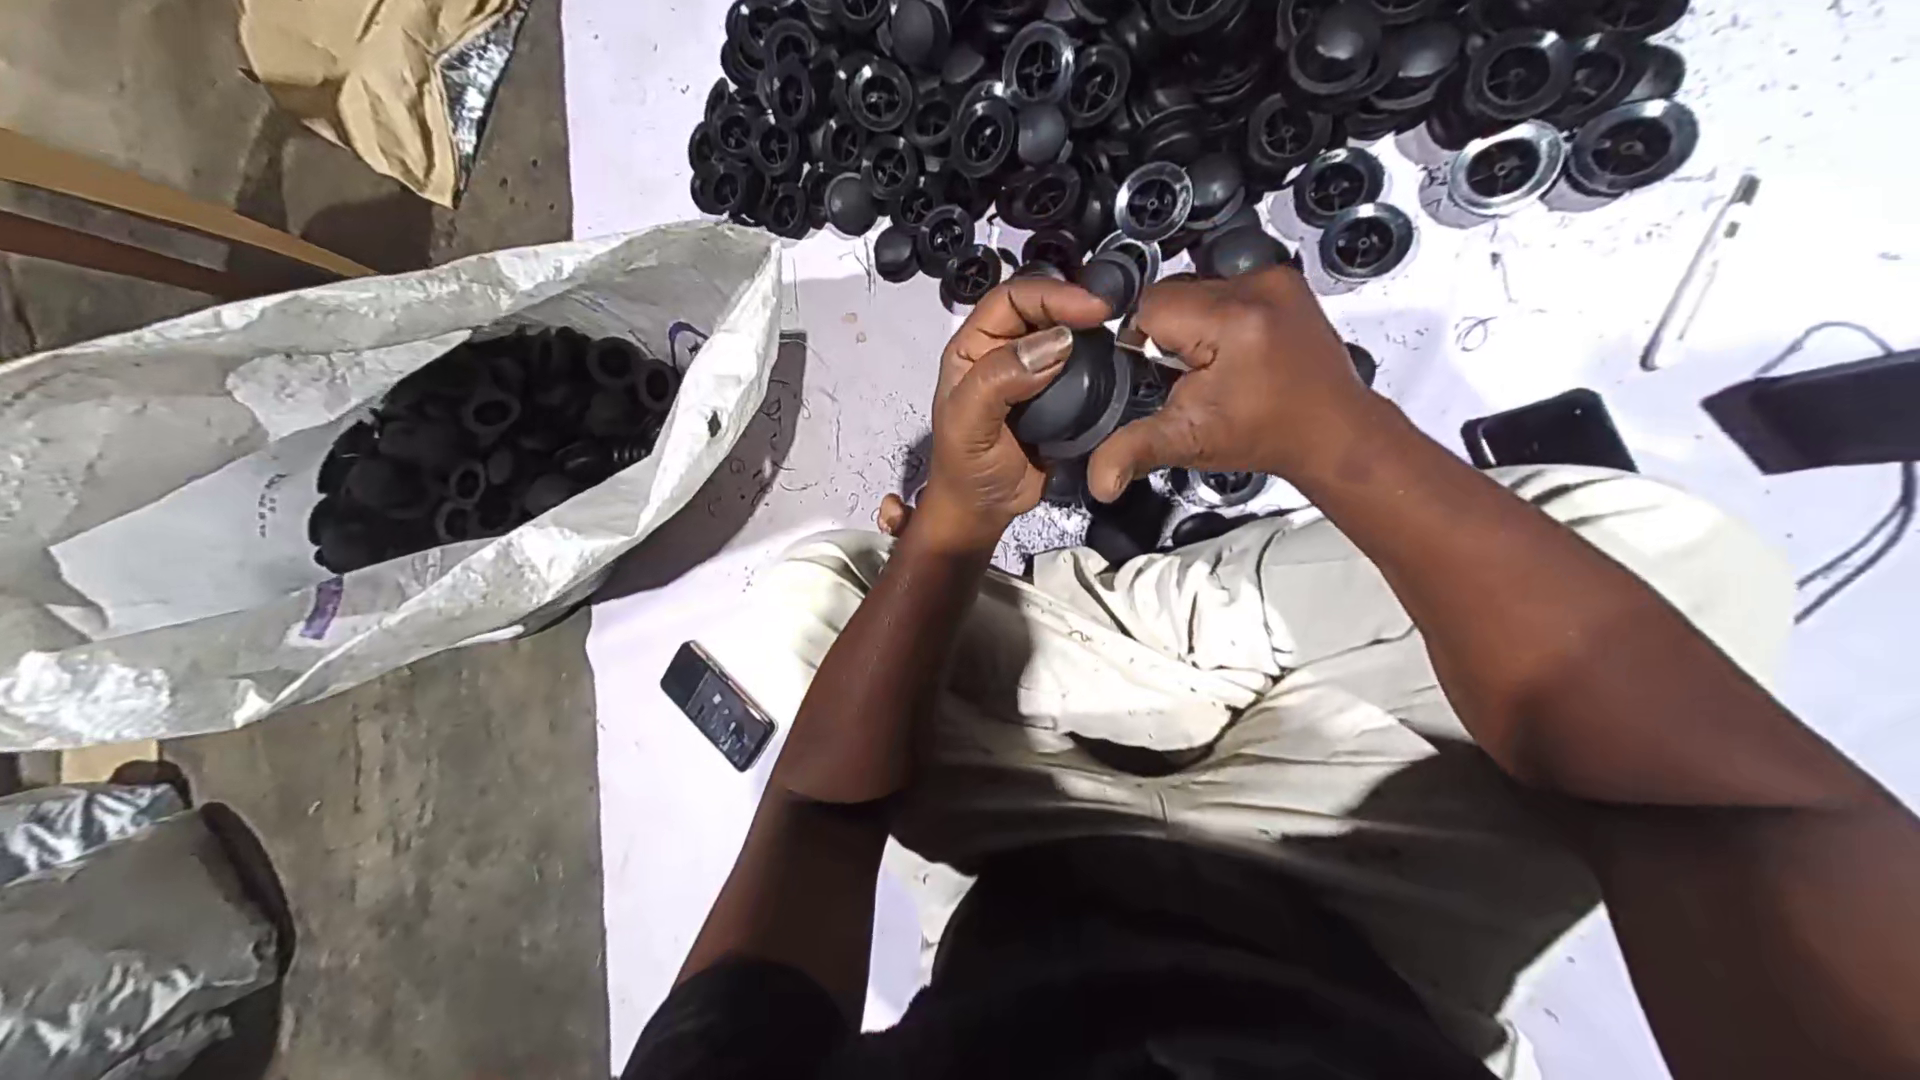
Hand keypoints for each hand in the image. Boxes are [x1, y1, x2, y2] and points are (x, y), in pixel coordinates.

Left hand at [909, 278, 1111, 552]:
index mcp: (972, 349)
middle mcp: (1001, 352)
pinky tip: (1113, 362)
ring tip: (1116, 334)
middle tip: (1109, 315)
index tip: (1089, 309)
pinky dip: (1097, 361)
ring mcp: (1031, 373)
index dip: (1050, 296)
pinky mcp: (1057, 395)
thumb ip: (998, 381)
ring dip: (1088, 331)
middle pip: (1041, 309)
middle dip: (1074, 305)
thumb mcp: (969, 425)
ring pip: (1063, 334)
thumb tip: (1053, 344)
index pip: (1011, 300)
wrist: (985, 509)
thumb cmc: (965, 470)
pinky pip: (1080, 367)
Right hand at [1086, 267, 1382, 501]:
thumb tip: (1098, 481)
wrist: (1330, 431)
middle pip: (1171, 293)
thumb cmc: (1269, 434)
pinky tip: (1234, 350)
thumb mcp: (1188, 443)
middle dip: (1170, 335)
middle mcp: (1258, 288)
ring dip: (1193, 324)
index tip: (1170, 373)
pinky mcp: (1284, 283)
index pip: (1149, 306)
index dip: (1145, 343)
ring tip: (1218, 363)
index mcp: (1232, 321)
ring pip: (1195, 287)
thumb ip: (1133, 451)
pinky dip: (1218, 316)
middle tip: (1197, 374)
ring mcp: (1275, 280)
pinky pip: (1224, 286)